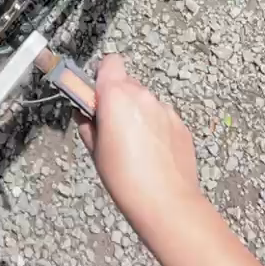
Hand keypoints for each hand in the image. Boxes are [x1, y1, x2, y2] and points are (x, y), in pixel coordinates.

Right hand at [78, 54, 204, 226]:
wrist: (167, 203)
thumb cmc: (125, 179)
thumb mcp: (95, 151)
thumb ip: (87, 124)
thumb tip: (84, 113)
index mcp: (116, 96)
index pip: (109, 62)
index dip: (101, 75)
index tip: (95, 96)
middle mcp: (142, 95)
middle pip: (126, 82)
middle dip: (117, 98)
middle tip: (111, 126)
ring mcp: (165, 109)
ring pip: (144, 100)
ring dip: (137, 113)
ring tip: (134, 145)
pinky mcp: (180, 124)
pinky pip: (161, 116)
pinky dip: (154, 127)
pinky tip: (152, 153)